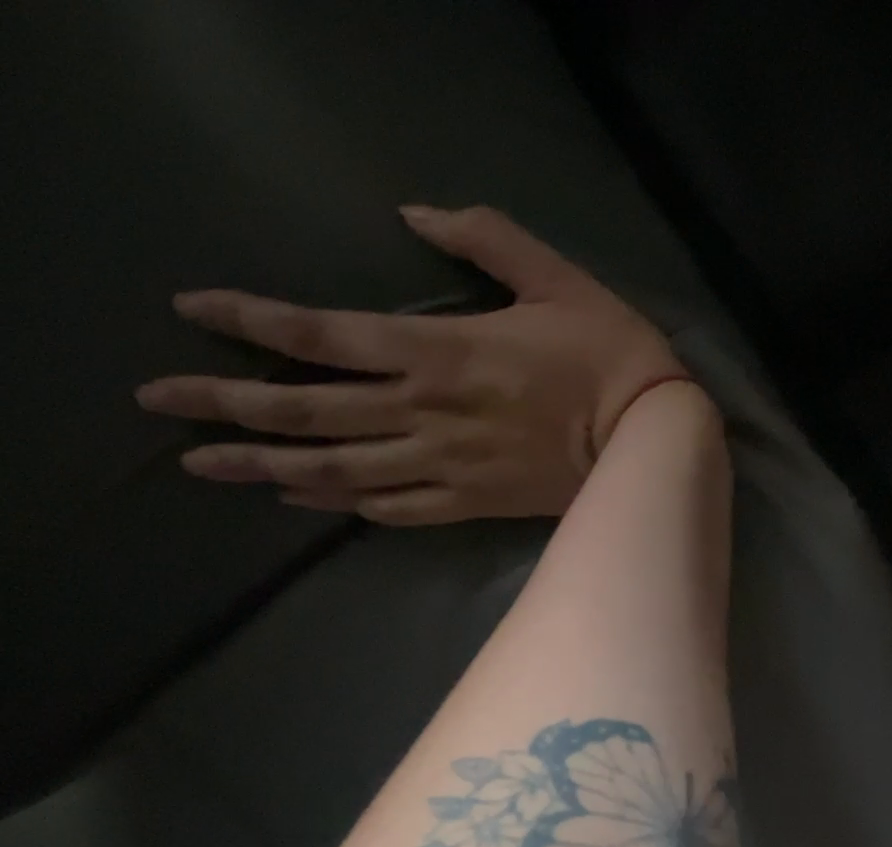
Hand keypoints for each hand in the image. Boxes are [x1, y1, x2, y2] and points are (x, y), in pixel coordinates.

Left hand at [136, 205, 686, 524]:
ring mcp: (445, 463)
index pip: (324, 335)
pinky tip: (307, 499)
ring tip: (208, 466)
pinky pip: (393, 507)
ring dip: (266, 466)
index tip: (193, 312)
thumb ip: (488, 240)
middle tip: (158, 403)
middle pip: (310, 411)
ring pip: (338, 468)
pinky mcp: (473, 499)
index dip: (252, 322)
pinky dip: (343, 503)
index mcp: (442, 352)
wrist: (653, 437)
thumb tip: (415, 215)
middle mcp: (426, 412)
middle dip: (228, 405)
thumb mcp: (561, 279)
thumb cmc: (612, 354)